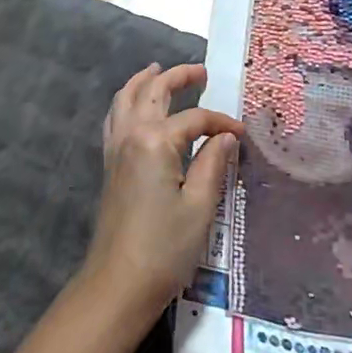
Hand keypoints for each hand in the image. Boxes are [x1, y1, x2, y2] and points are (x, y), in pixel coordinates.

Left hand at [80, 64, 242, 317]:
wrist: (119, 281)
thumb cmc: (165, 247)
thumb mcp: (200, 206)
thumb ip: (213, 164)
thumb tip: (226, 136)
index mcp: (154, 140)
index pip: (194, 119)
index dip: (221, 122)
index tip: (242, 134)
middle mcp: (130, 134)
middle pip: (152, 92)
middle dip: (176, 78)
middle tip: (199, 71)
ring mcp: (115, 148)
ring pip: (125, 99)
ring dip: (143, 81)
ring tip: (158, 70)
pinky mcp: (109, 163)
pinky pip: (114, 118)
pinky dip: (125, 102)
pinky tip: (134, 107)